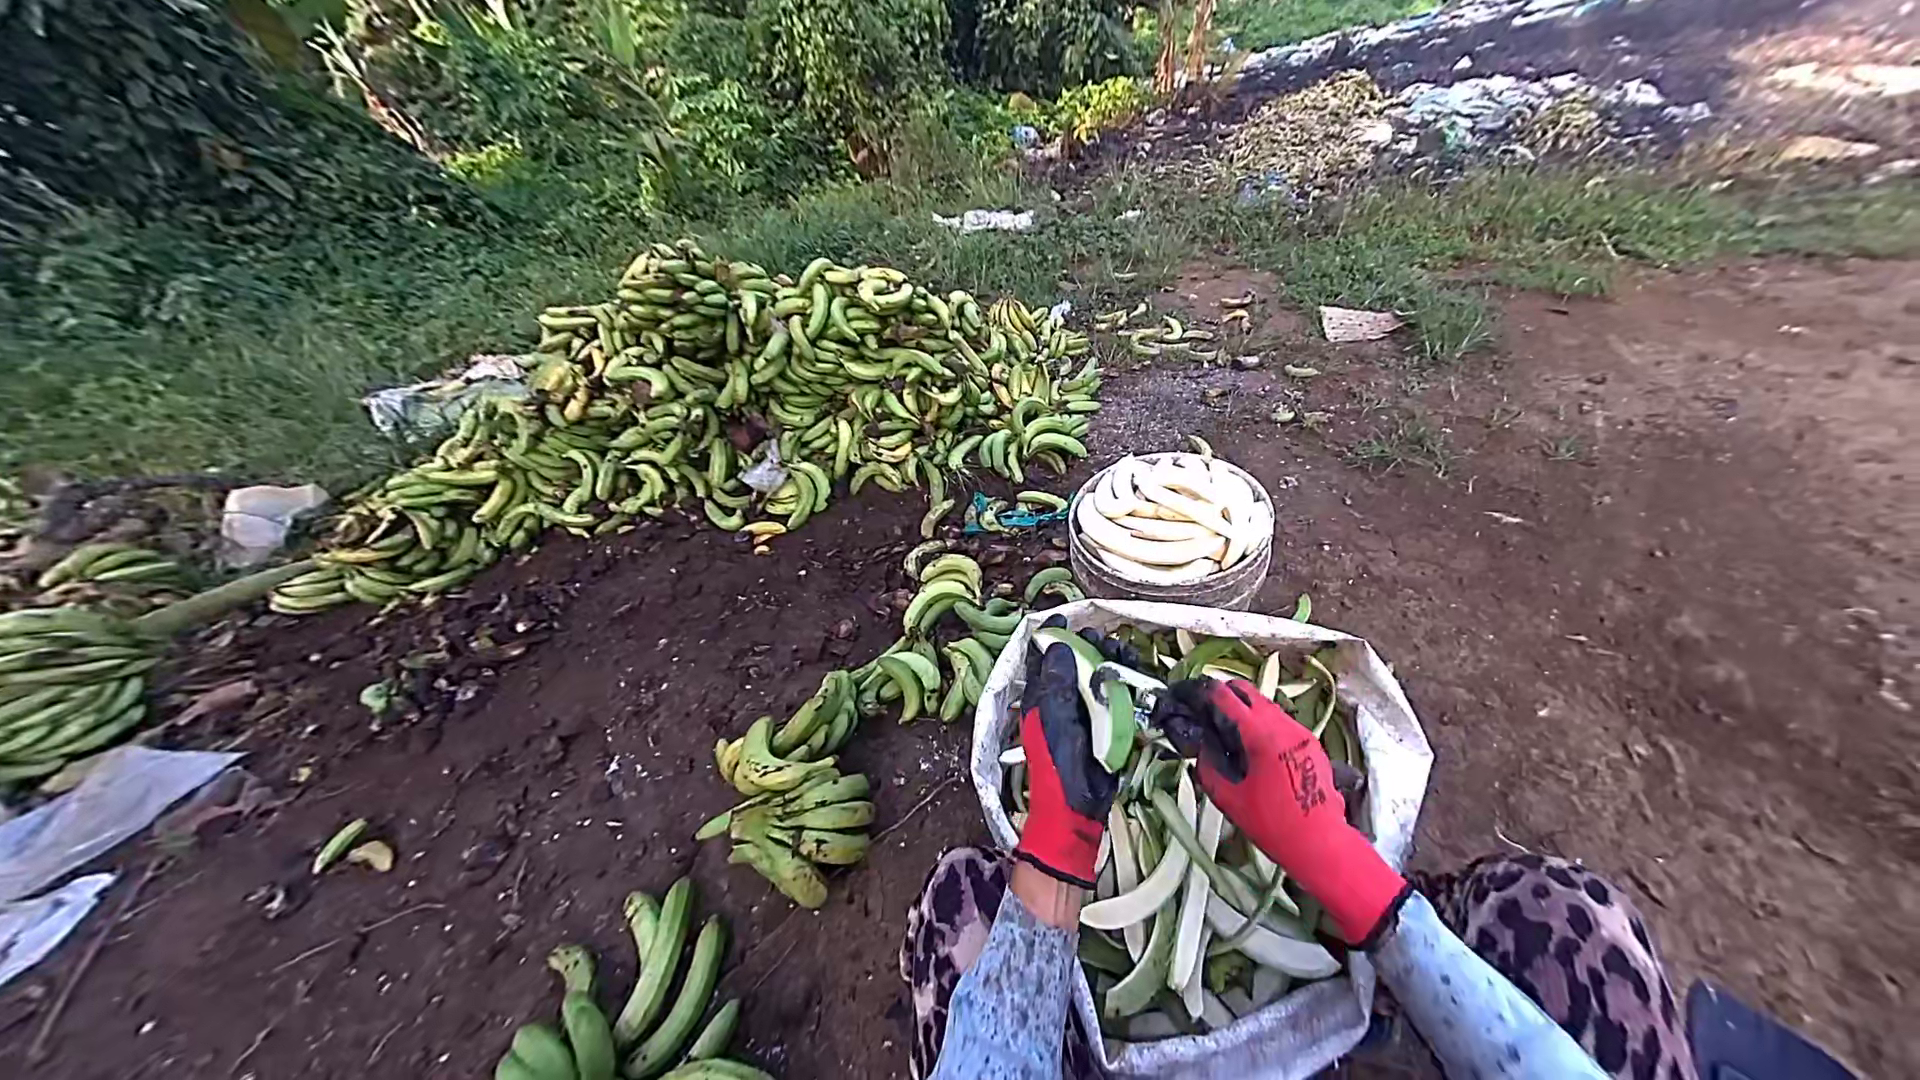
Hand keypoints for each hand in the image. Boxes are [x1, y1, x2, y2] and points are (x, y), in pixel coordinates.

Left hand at [1012, 618, 1122, 888]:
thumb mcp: (1054, 717)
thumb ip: (1056, 680)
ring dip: (1108, 659)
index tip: (1065, 615)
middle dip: (1088, 644)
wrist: (1077, 806)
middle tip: (1102, 636)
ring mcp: (1082, 711)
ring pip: (1095, 674)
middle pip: (1073, 661)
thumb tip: (1056, 643)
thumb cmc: (1059, 762)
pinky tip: (1134, 671)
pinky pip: (1113, 694)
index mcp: (1040, 696)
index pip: (1042, 656)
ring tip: (1121, 650)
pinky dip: (1124, 680)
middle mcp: (1059, 699)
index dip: (1051, 634)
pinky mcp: (1104, 724)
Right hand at [1151, 677, 1409, 946]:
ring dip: (1242, 709)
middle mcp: (1283, 726)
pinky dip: (1260, 723)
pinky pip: (1279, 721)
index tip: (1184, 694)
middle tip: (1202, 710)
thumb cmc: (1274, 825)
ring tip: (1225, 730)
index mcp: (1261, 735)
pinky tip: (1251, 747)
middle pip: (1245, 691)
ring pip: (1263, 704)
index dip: (1199, 691)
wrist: (1324, 847)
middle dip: (1220, 695)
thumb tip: (1199, 745)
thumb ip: (1208, 764)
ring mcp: (1301, 733)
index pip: (1224, 696)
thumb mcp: (1228, 796)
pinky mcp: (1311, 744)